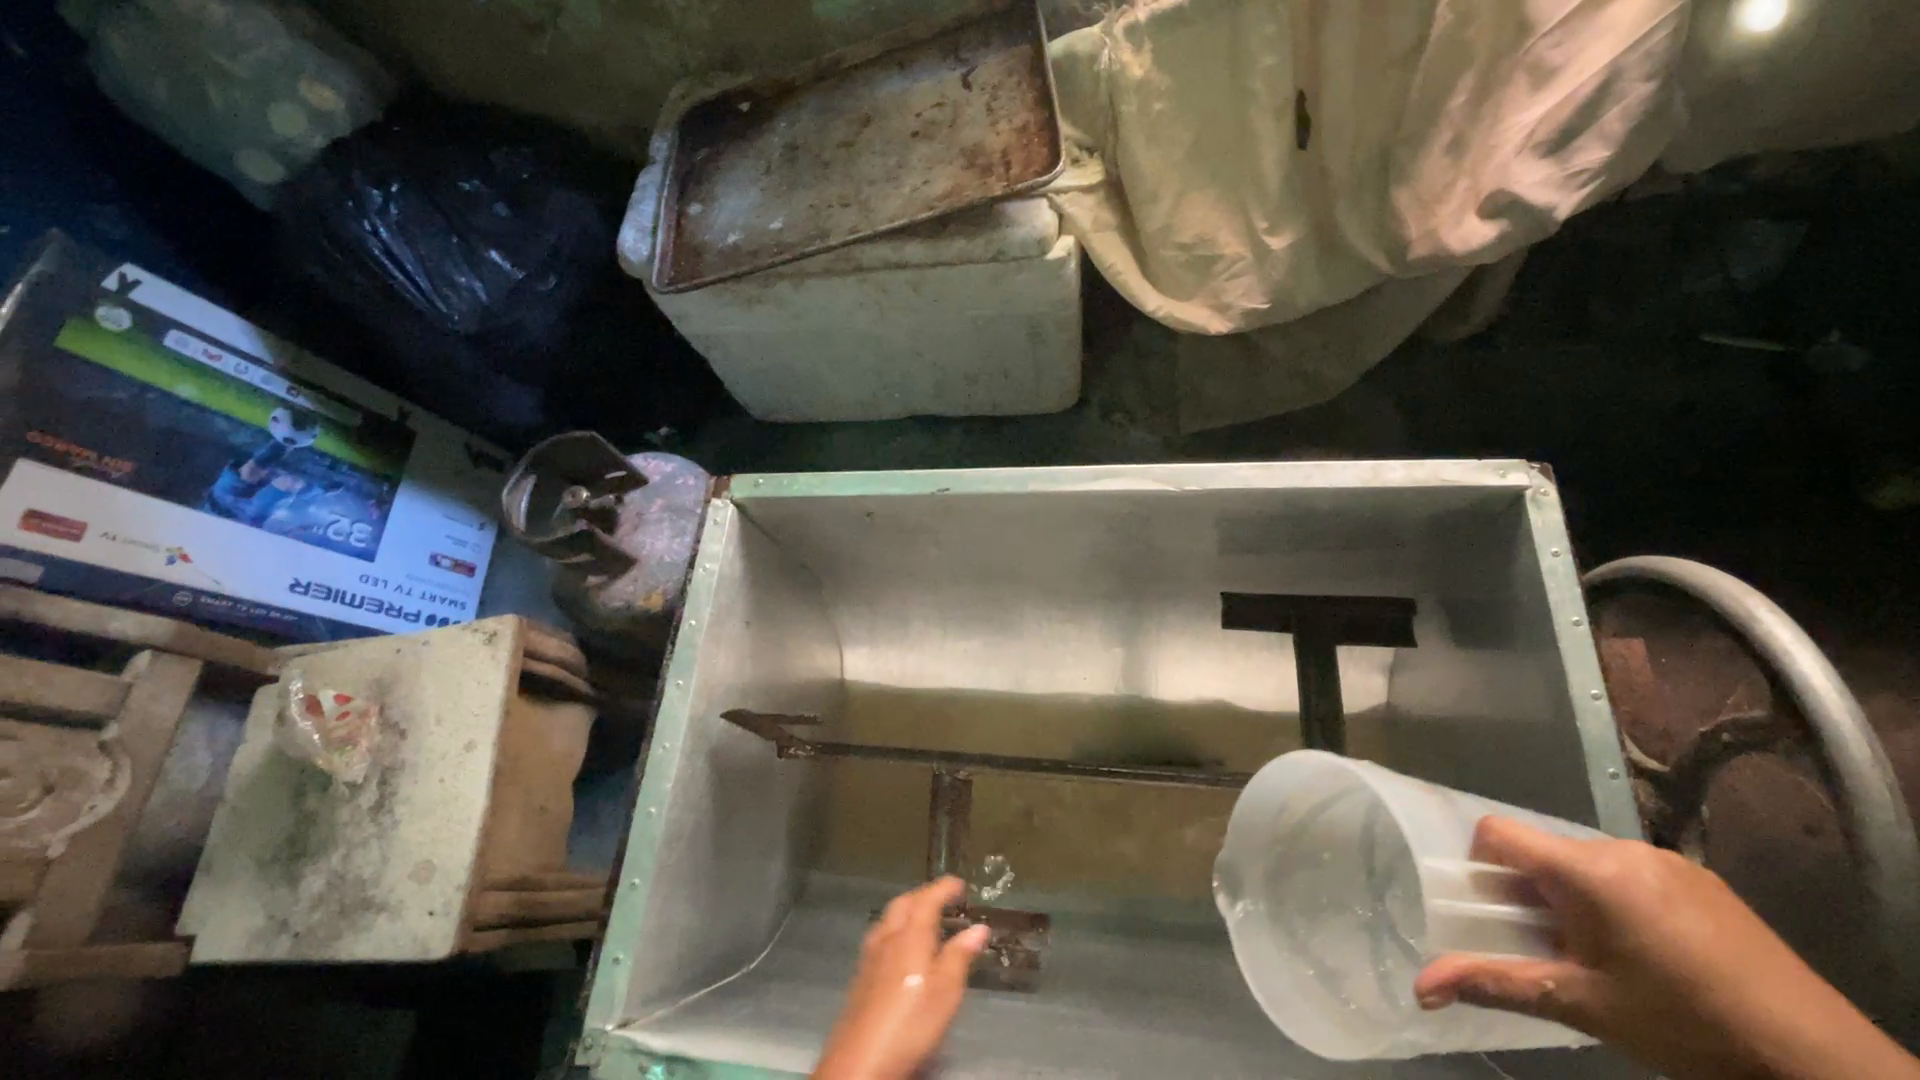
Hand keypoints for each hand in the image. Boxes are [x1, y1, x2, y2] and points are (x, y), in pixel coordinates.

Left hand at [812, 877, 990, 1079]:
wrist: (861, 1059)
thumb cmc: (911, 1021)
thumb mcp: (946, 991)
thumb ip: (960, 956)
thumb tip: (979, 927)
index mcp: (910, 935)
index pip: (926, 900)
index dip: (943, 888)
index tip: (959, 884)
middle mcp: (887, 938)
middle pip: (903, 904)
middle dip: (923, 895)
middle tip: (943, 898)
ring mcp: (870, 957)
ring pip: (888, 919)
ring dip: (907, 911)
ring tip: (923, 919)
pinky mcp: (861, 976)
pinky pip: (880, 937)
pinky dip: (895, 930)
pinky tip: (900, 949)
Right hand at [1414, 817, 1919, 1079]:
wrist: (1816, 1057)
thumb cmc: (1682, 1023)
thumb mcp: (1581, 1006)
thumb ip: (1495, 983)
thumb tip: (1420, 987)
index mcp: (1587, 871)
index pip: (1497, 833)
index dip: (1479, 866)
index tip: (1493, 914)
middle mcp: (1622, 849)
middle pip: (1542, 852)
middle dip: (1529, 894)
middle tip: (1548, 949)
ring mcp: (1667, 860)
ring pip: (1586, 864)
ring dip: (1573, 899)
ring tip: (1602, 958)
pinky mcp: (1702, 878)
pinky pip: (1631, 873)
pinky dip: (1617, 902)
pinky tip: (1649, 954)